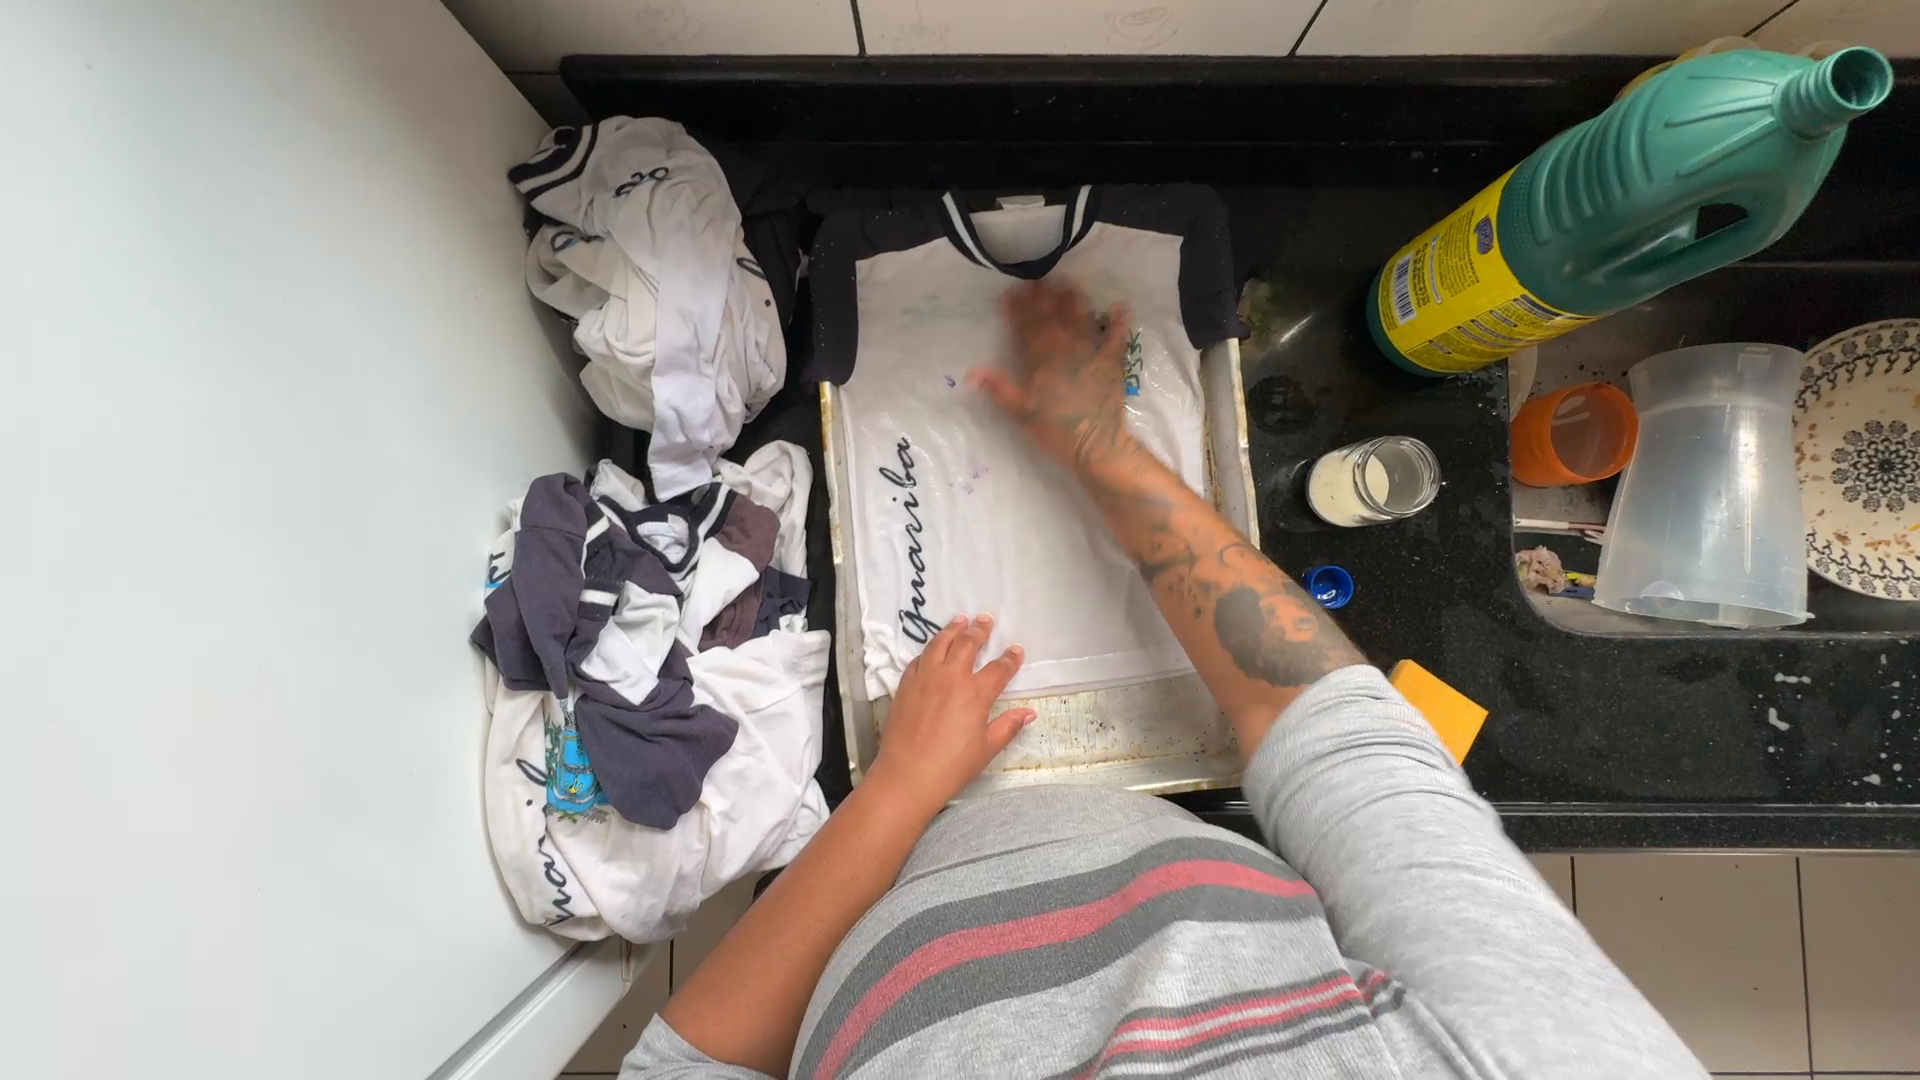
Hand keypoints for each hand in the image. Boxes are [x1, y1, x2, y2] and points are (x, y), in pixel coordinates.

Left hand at [866, 614, 1033, 813]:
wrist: (907, 774)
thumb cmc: (952, 765)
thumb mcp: (987, 748)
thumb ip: (1008, 726)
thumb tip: (1029, 713)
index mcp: (976, 693)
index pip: (999, 669)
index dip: (1010, 658)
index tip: (1016, 650)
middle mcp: (951, 677)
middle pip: (967, 644)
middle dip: (979, 630)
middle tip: (986, 620)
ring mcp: (925, 677)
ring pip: (940, 643)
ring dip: (952, 629)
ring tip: (960, 620)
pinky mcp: (906, 684)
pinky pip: (919, 658)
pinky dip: (929, 650)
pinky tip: (933, 649)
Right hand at [970, 280, 1138, 473]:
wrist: (1096, 444)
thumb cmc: (1054, 430)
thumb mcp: (1020, 413)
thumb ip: (999, 389)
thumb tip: (971, 371)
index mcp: (1040, 360)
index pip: (1025, 327)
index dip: (1017, 309)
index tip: (1010, 292)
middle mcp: (1065, 349)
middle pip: (1051, 317)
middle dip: (1042, 297)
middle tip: (1036, 280)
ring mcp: (1091, 353)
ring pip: (1080, 318)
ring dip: (1073, 300)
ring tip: (1068, 284)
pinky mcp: (1112, 363)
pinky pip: (1117, 337)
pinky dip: (1118, 322)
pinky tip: (1119, 307)